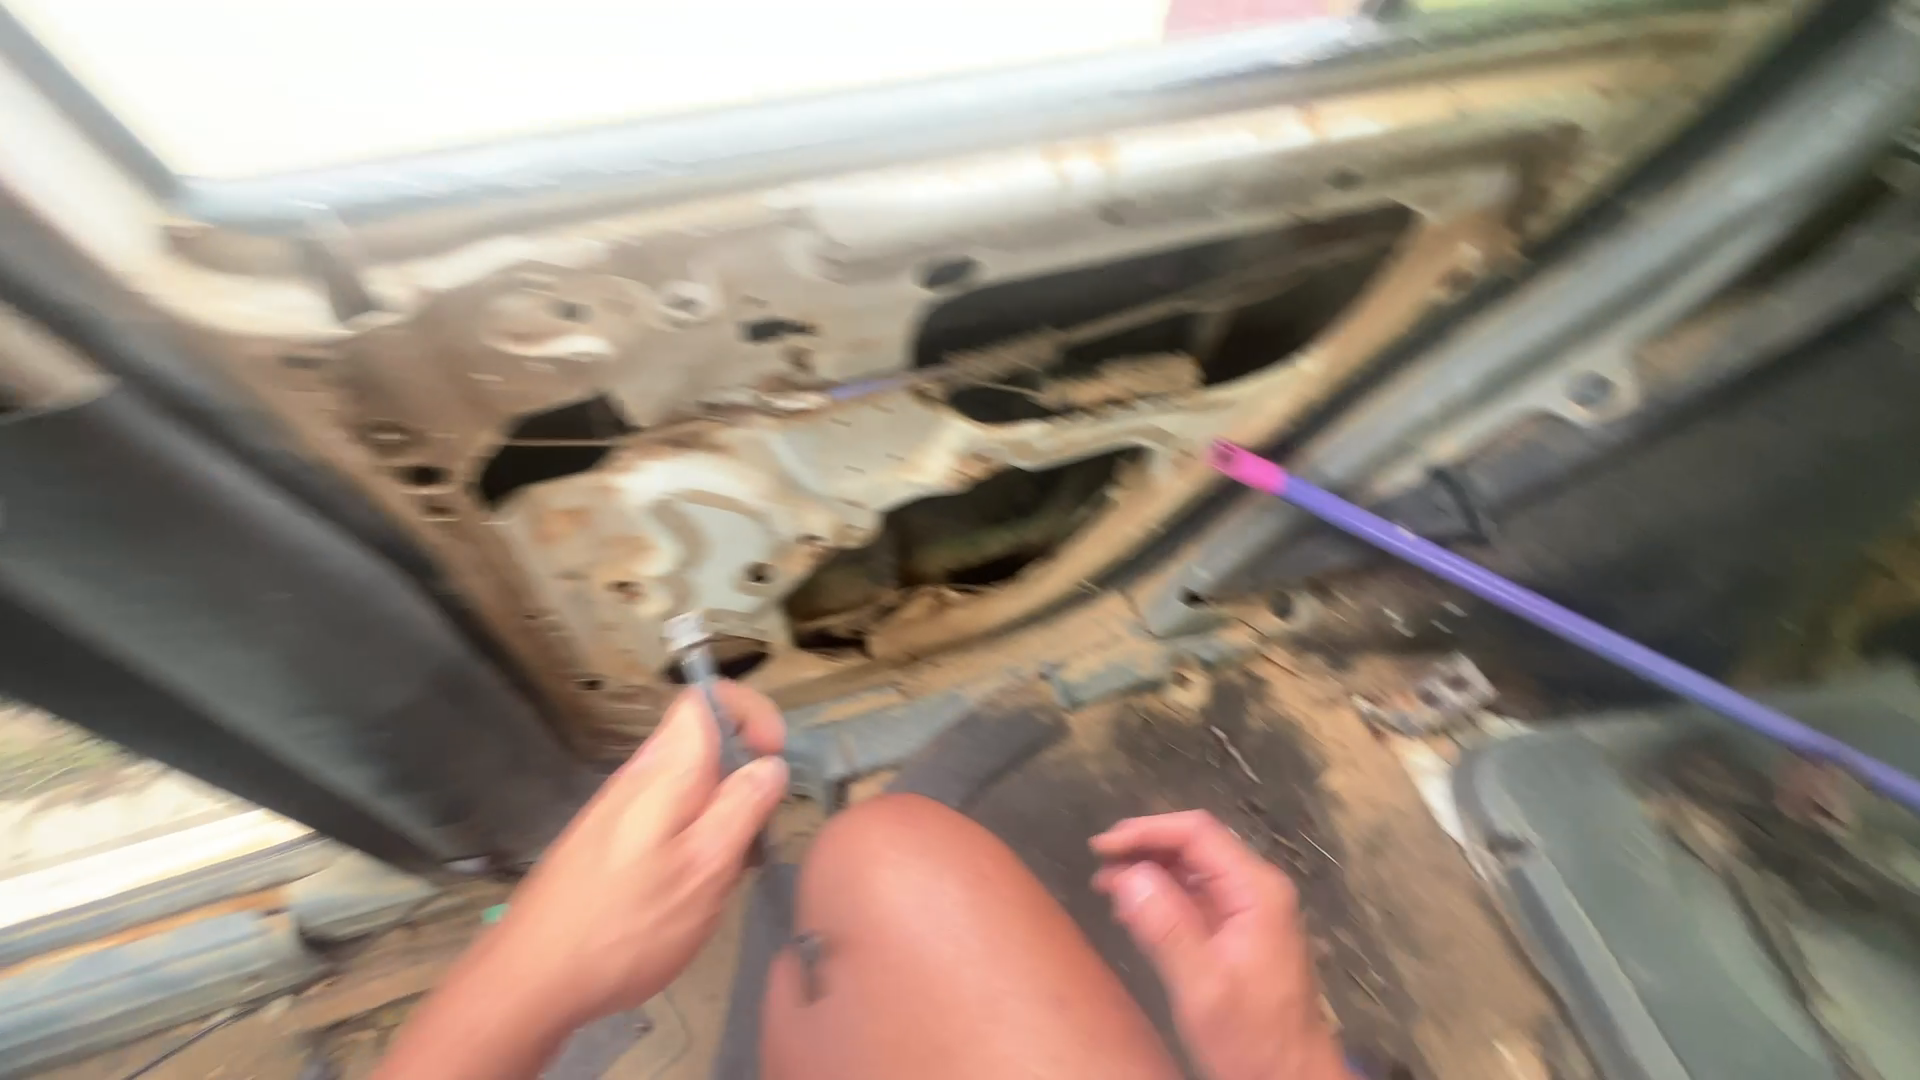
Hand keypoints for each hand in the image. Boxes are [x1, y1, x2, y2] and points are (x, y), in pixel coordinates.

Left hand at [485, 681, 788, 1026]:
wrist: (526, 983)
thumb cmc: (626, 925)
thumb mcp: (706, 868)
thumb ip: (743, 807)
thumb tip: (770, 764)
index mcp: (667, 768)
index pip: (705, 697)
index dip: (749, 712)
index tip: (772, 757)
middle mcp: (640, 775)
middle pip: (704, 743)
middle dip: (742, 778)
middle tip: (755, 834)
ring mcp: (620, 808)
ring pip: (689, 784)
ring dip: (721, 814)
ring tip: (725, 873)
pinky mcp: (608, 840)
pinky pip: (667, 816)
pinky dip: (694, 837)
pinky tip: (689, 889)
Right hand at [1091, 811, 1349, 1079]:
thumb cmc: (1254, 1039)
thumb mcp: (1204, 987)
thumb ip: (1166, 928)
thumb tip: (1127, 875)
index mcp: (1255, 889)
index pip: (1196, 833)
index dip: (1146, 831)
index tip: (1104, 847)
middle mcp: (1255, 888)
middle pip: (1192, 845)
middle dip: (1143, 849)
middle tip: (1100, 865)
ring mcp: (1247, 908)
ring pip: (1190, 867)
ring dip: (1148, 870)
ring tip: (1107, 885)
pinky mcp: (1237, 929)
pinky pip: (1194, 894)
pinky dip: (1160, 895)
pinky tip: (1132, 909)